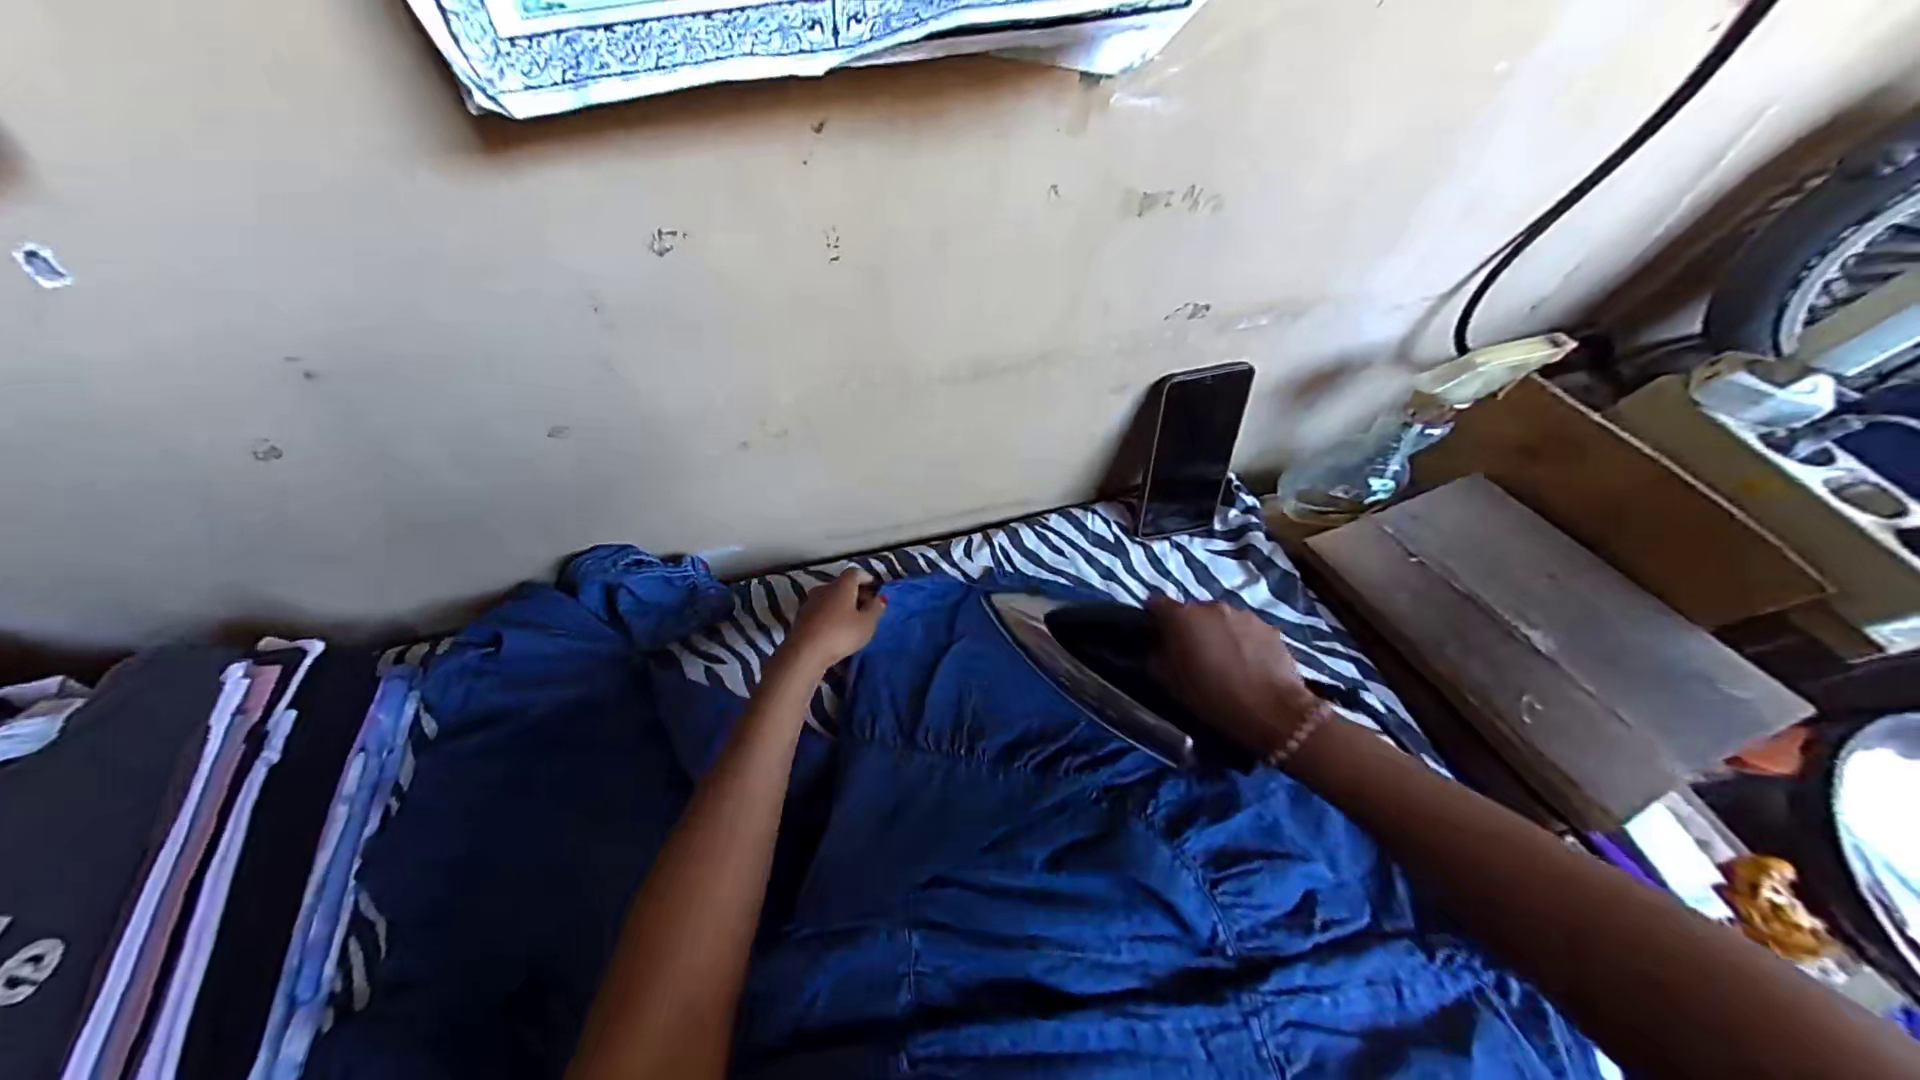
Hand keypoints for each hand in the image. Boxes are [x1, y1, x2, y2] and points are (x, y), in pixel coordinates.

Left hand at [783, 569, 886, 671]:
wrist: (805, 653)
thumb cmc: (840, 634)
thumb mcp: (867, 624)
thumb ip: (875, 609)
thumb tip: (879, 599)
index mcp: (841, 585)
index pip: (854, 572)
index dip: (866, 577)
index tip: (874, 586)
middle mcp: (823, 588)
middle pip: (841, 585)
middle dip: (855, 592)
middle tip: (867, 606)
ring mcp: (809, 602)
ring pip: (830, 598)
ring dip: (841, 605)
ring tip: (852, 619)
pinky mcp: (800, 618)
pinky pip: (820, 610)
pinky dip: (830, 615)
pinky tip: (835, 628)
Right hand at [1146, 594, 1319, 756]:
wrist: (1272, 710)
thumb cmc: (1211, 696)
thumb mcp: (1168, 681)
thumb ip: (1156, 656)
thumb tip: (1157, 646)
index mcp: (1182, 616)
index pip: (1157, 604)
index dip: (1153, 618)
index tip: (1156, 635)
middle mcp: (1211, 606)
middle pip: (1192, 611)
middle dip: (1188, 627)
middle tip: (1191, 652)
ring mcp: (1244, 614)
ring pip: (1220, 619)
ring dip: (1217, 632)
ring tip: (1223, 659)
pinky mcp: (1269, 627)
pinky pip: (1245, 629)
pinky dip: (1241, 640)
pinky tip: (1247, 663)